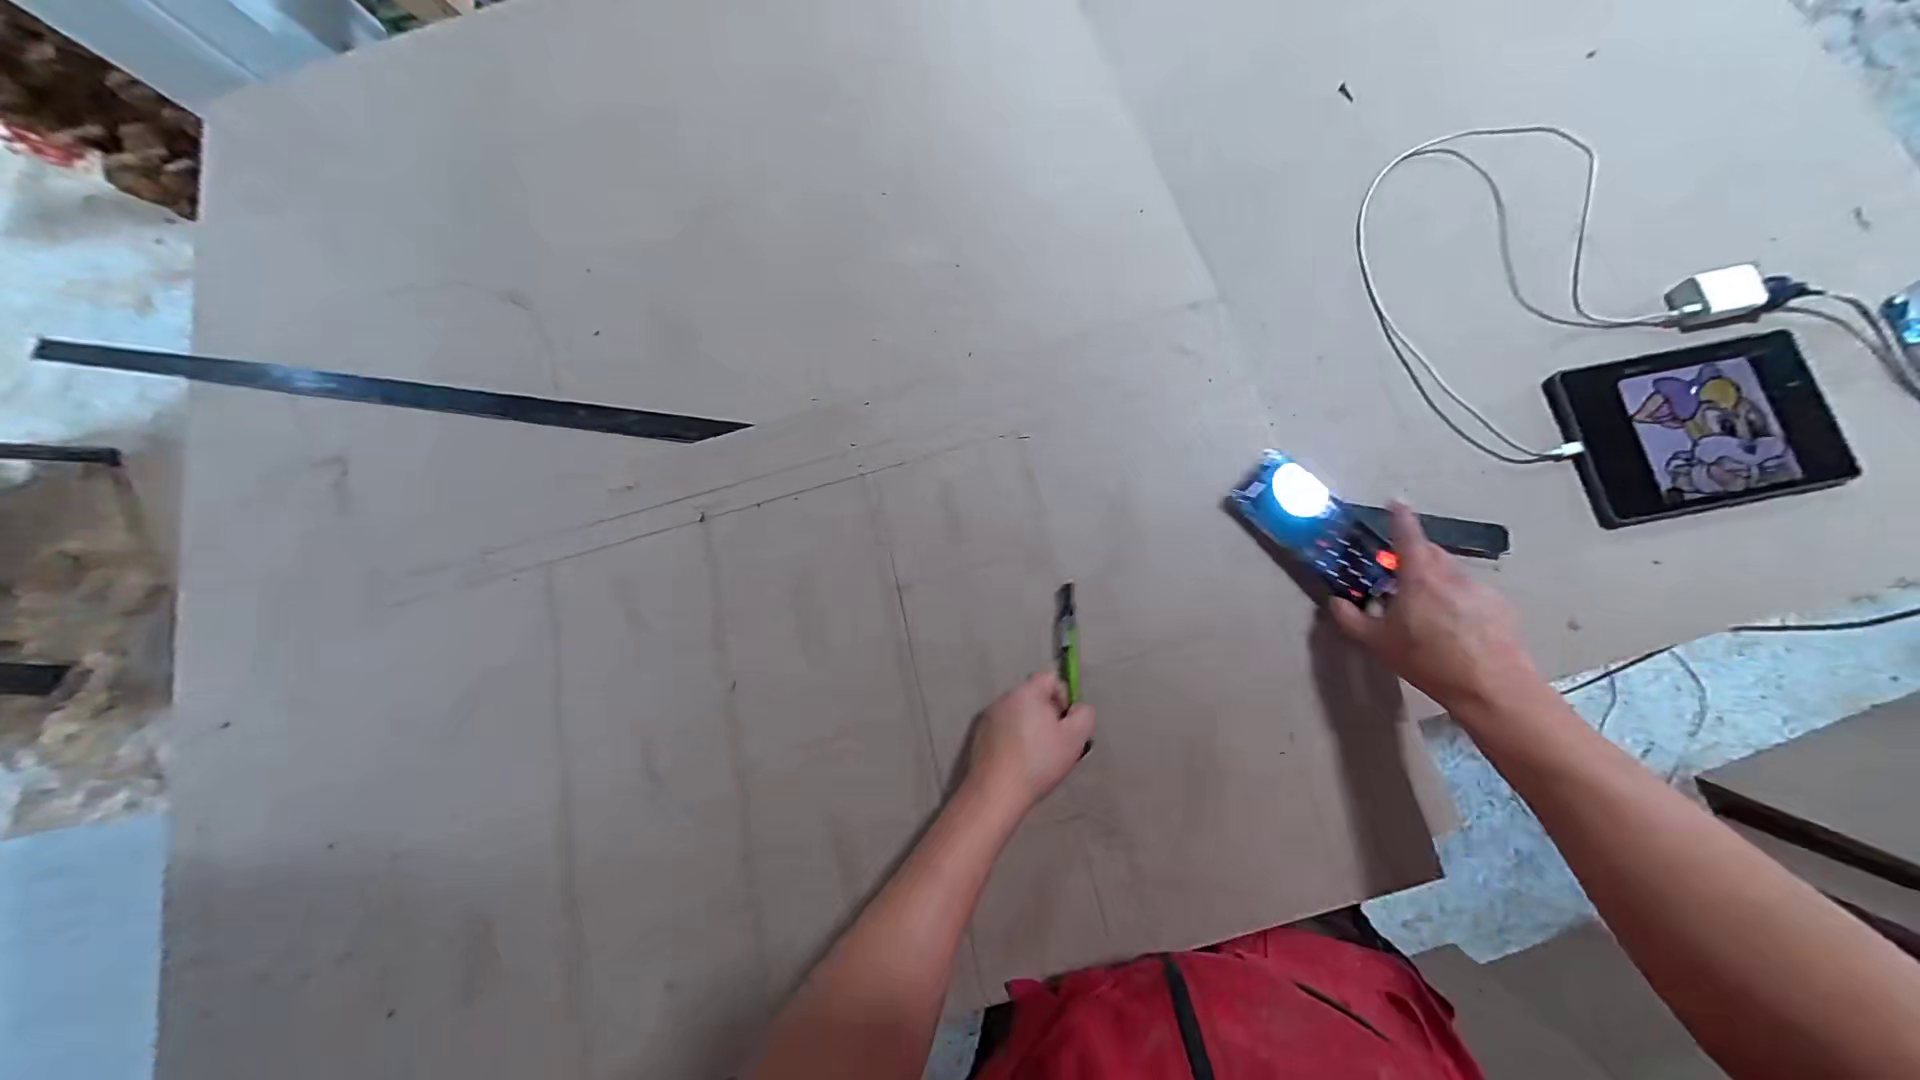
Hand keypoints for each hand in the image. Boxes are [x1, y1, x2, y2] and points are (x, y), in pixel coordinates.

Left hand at [964, 670, 1095, 812]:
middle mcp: (1004, 698)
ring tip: (1036, 756)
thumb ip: (1084, 715)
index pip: (1050, 678)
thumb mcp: (1075, 738)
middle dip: (1047, 715)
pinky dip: (1013, 739)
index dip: (1063, 698)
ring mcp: (988, 716)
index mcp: (1026, 692)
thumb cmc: (1039, 762)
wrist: (996, 791)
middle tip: (1054, 742)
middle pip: (1033, 697)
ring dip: (1030, 727)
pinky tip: (1018, 762)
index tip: (1064, 724)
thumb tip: (1077, 708)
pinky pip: (1003, 728)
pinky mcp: (978, 735)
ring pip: (1018, 713)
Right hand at [1328, 502, 1544, 715]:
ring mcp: (1480, 590)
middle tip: (1398, 574)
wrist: (1492, 687)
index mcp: (1419, 577)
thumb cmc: (1427, 660)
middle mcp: (1452, 575)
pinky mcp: (1500, 606)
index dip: (1399, 517)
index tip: (1396, 503)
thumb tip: (1336, 602)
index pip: (1408, 536)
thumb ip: (1350, 618)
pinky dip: (1456, 600)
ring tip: (1424, 609)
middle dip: (1414, 556)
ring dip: (1435, 581)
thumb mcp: (1377, 642)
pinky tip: (1452, 627)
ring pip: (1451, 574)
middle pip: (1431, 553)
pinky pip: (1471, 593)